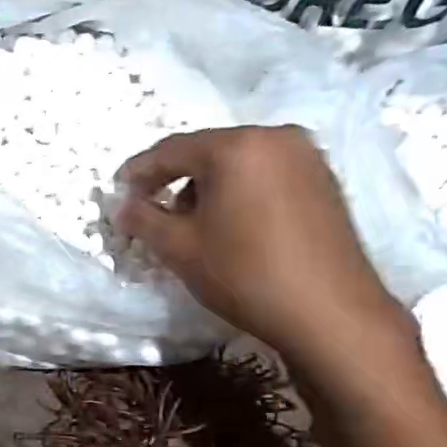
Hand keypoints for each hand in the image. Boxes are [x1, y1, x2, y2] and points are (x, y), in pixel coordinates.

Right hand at [114, 126, 415, 380]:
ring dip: (206, 185)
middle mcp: (274, 137)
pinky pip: (265, 173)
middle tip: (151, 208)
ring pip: (238, 162)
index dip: (139, 171)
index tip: (119, 191)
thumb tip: (123, 208)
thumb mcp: (180, 248)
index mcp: (236, 147)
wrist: (327, 310)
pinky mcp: (322, 179)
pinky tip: (229, 222)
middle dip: (174, 178)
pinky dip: (238, 190)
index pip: (171, 149)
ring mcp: (305, 156)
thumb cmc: (244, 273)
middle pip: (207, 150)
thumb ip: (144, 220)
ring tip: (190, 221)